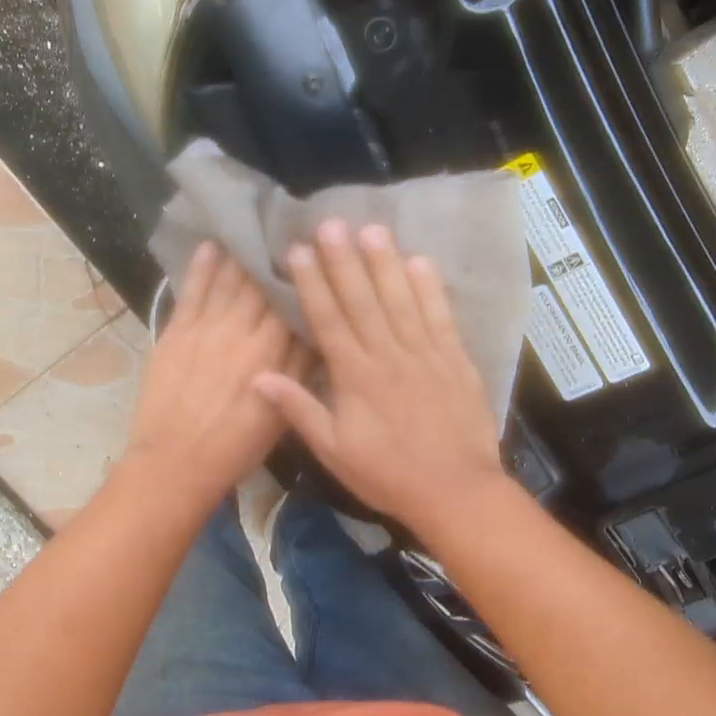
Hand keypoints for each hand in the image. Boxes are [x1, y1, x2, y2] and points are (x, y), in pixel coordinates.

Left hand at [122, 242, 308, 502]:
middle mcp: (238, 331)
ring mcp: (204, 329)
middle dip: (273, 259)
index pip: (289, 303)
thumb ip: (298, 370)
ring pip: (228, 282)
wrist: (175, 462)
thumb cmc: (236, 445)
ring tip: (255, 228)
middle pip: (259, 286)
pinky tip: (213, 245)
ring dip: (242, 255)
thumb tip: (317, 329)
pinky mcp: (176, 333)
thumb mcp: (280, 414)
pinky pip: (192, 292)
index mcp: (268, 352)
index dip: (301, 277)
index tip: (313, 253)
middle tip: (287, 231)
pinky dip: (202, 268)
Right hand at [253, 221, 507, 524]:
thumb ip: (299, 410)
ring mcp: (425, 353)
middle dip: (344, 259)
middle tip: (330, 223)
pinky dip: (430, 288)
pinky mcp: (455, 359)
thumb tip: (259, 377)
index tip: (298, 251)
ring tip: (371, 229)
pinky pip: (440, 316)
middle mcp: (388, 355)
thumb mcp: (334, 451)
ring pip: (400, 299)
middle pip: (362, 300)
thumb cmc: (388, 475)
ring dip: (384, 263)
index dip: (312, 283)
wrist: (455, 491)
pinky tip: (420, 261)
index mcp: (355, 376)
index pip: (328, 320)